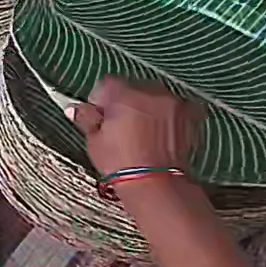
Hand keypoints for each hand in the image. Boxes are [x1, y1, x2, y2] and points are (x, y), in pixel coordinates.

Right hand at [67, 76, 202, 178]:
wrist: (155, 183)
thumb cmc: (122, 164)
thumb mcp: (95, 142)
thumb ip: (86, 118)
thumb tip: (75, 108)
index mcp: (123, 94)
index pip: (107, 84)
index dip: (101, 100)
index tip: (100, 115)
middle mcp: (150, 91)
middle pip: (132, 87)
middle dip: (125, 102)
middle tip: (120, 127)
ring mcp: (173, 101)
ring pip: (154, 96)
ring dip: (147, 108)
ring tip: (141, 134)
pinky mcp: (190, 114)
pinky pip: (174, 106)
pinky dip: (167, 115)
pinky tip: (159, 134)